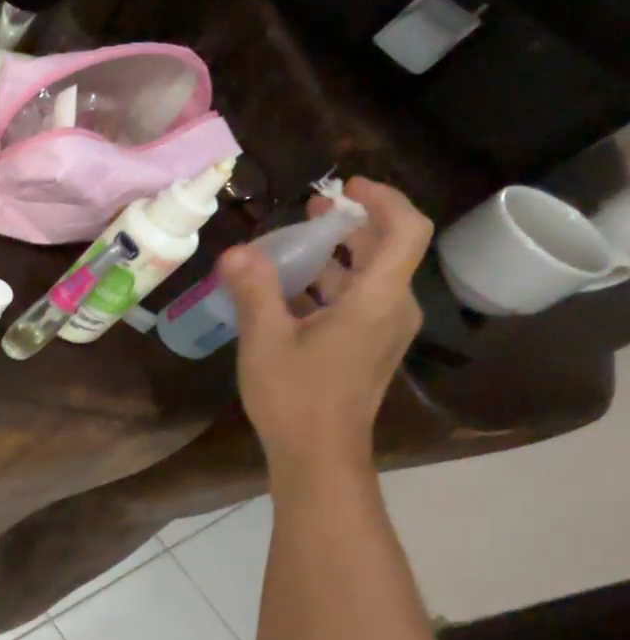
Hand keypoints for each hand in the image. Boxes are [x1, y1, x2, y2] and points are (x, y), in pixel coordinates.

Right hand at [221, 177, 432, 475]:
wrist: (319, 451)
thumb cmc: (294, 395)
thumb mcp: (265, 340)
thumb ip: (255, 291)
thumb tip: (237, 251)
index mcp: (376, 298)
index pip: (403, 229)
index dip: (382, 199)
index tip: (346, 188)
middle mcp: (393, 307)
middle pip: (387, 250)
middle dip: (352, 226)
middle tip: (311, 214)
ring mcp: (384, 330)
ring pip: (370, 277)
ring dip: (338, 257)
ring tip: (293, 250)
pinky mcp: (369, 348)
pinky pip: (359, 302)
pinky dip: (332, 286)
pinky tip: (292, 295)